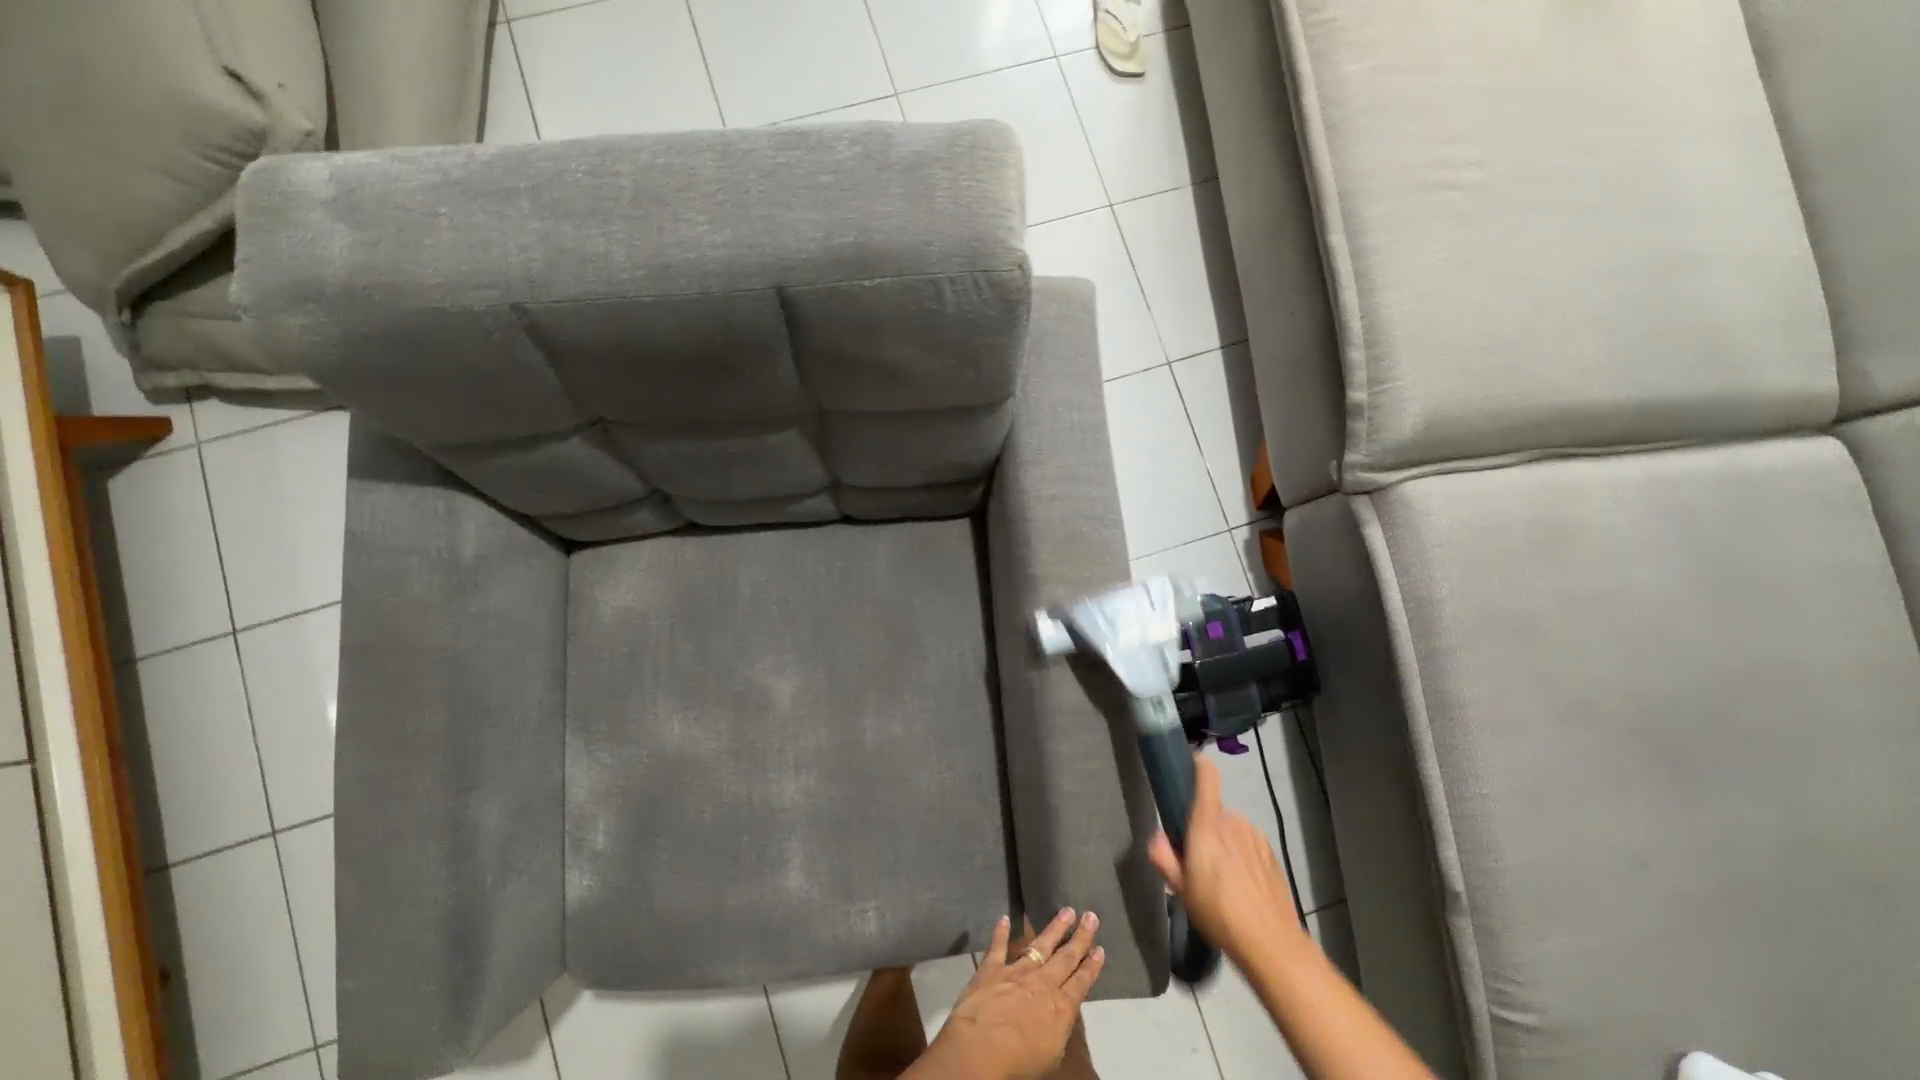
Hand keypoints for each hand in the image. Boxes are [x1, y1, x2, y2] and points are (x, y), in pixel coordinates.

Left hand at [917, 909, 1105, 1079]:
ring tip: (1066, 911)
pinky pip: (997, 947)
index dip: (1091, 965)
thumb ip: (1058, 1033)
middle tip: (1091, 916)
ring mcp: (1017, 972)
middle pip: (1066, 957)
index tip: (1099, 948)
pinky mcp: (991, 969)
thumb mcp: (1052, 1057)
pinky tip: (1004, 918)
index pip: (1081, 982)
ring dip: (1054, 928)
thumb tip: (1061, 1021)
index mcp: (1061, 1006)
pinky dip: (1001, 933)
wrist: (982, 1048)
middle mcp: (1043, 983)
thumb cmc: (1020, 1062)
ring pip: (1039, 945)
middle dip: (1080, 937)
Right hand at [1147, 754, 1302, 959]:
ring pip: (1232, 830)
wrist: (1270, 941)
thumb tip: (1156, 839)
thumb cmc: (1218, 913)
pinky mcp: (1271, 853)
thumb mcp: (1182, 890)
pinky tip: (1242, 886)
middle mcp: (1233, 823)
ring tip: (1222, 879)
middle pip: (1214, 813)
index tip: (1191, 767)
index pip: (1207, 779)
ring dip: (1225, 844)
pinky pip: (1248, 844)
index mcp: (1207, 826)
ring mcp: (1255, 836)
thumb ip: (1165, 859)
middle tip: (1198, 861)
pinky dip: (1242, 856)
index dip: (1199, 767)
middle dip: (1205, 829)